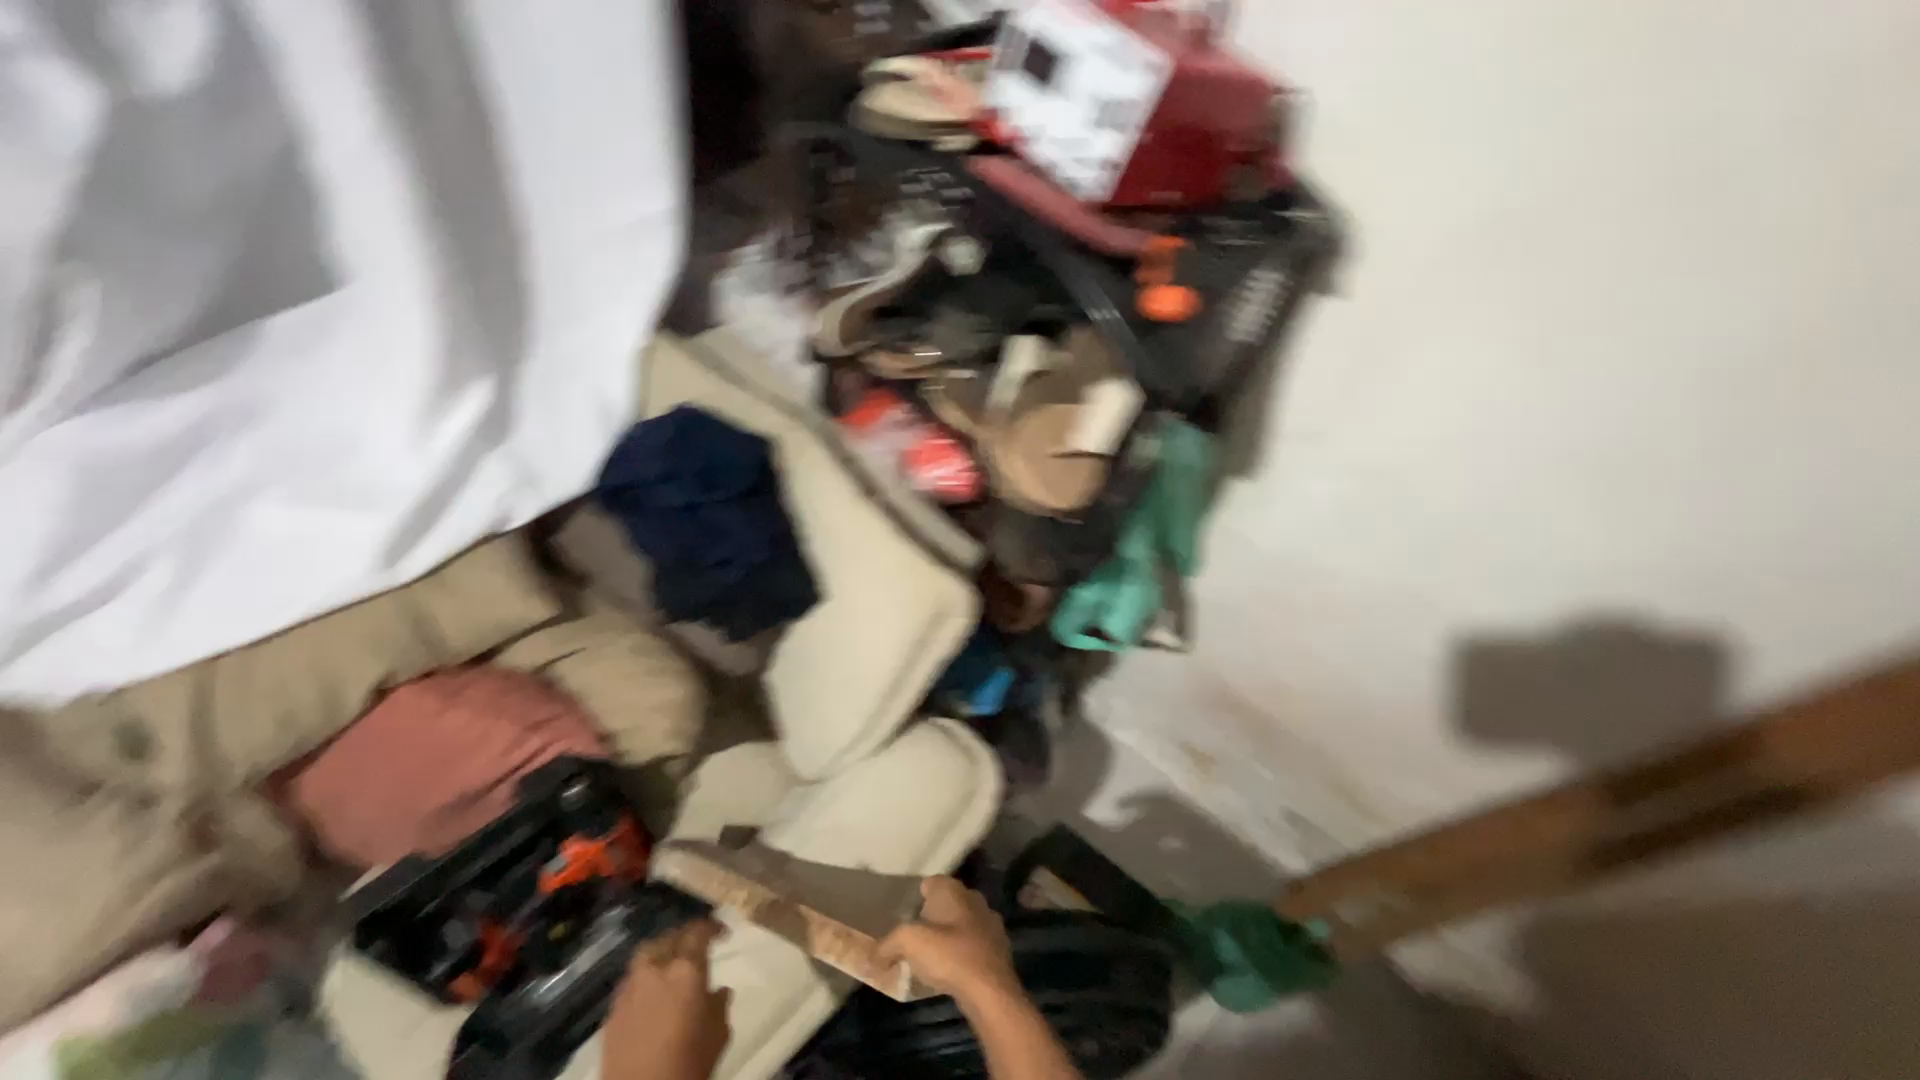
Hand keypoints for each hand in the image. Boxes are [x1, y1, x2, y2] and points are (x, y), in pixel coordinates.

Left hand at [602, 919, 731, 1079]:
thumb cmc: (688, 1064)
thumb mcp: (718, 1034)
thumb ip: (719, 1005)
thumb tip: (718, 991)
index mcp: (686, 971)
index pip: (698, 932)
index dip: (711, 927)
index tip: (722, 933)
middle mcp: (656, 970)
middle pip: (669, 937)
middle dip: (685, 936)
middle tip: (697, 945)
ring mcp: (631, 988)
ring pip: (646, 953)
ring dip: (662, 950)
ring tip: (672, 962)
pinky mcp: (613, 1008)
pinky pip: (632, 978)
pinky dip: (645, 974)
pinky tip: (653, 990)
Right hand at [880, 877, 1021, 1007]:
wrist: (990, 989)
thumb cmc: (948, 955)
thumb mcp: (908, 944)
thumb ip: (887, 945)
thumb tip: (873, 956)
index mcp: (953, 889)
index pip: (929, 883)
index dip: (914, 898)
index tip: (902, 916)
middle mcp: (974, 898)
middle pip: (946, 903)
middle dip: (931, 917)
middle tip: (913, 937)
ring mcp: (990, 922)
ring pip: (962, 923)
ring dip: (948, 936)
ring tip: (930, 956)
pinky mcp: (999, 947)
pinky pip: (973, 944)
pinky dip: (962, 953)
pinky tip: (951, 970)